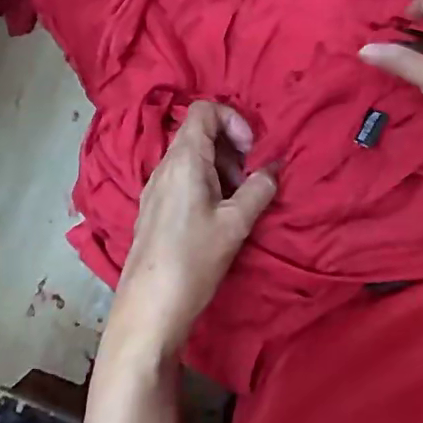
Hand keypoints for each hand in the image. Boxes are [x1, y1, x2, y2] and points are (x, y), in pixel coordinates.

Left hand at [106, 102, 278, 360]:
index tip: (252, 150)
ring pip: (194, 156)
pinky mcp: (155, 209)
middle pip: (200, 131)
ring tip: (240, 200)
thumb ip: (260, 188)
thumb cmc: (193, 260)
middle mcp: (165, 166)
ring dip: (223, 167)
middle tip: (251, 178)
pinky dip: (208, 184)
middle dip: (233, 147)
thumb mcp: (236, 223)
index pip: (205, 110)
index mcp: (183, 159)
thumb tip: (275, 167)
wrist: (148, 312)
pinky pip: (184, 178)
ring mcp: (156, 188)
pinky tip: (219, 215)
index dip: (234, 120)